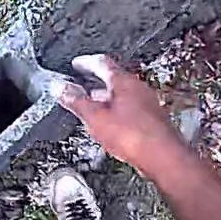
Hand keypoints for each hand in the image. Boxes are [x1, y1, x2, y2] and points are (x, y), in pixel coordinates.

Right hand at [54, 54, 195, 182]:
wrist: (161, 156)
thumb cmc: (133, 135)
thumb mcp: (95, 117)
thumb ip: (76, 101)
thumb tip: (59, 87)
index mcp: (123, 82)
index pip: (102, 63)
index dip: (86, 63)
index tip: (77, 64)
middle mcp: (138, 89)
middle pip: (113, 80)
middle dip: (95, 84)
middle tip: (81, 87)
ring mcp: (147, 104)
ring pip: (122, 96)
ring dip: (106, 100)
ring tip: (93, 108)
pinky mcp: (151, 121)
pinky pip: (130, 111)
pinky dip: (117, 113)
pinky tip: (112, 126)